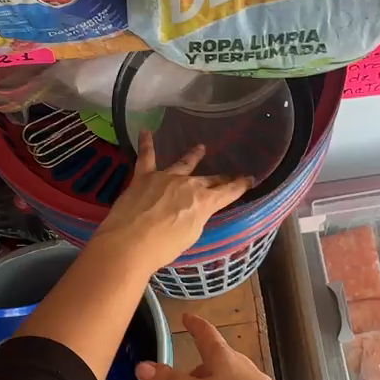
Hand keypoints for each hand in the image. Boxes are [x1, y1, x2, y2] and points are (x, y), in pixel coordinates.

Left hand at [90, 131, 254, 271]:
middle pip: (208, 179)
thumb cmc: (162, 248)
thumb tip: (194, 209)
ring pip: (183, 163)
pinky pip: (147, 156)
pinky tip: (145, 131)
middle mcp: (188, 184)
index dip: (240, 186)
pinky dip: (147, 143)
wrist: (129, 243)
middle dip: (220, 178)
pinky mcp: (144, 176)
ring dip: (193, 155)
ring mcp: (165, 177)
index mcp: (204, 202)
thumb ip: (196, 218)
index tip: (250, 178)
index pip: (228, 192)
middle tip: (228, 175)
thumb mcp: (191, 236)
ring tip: (200, 147)